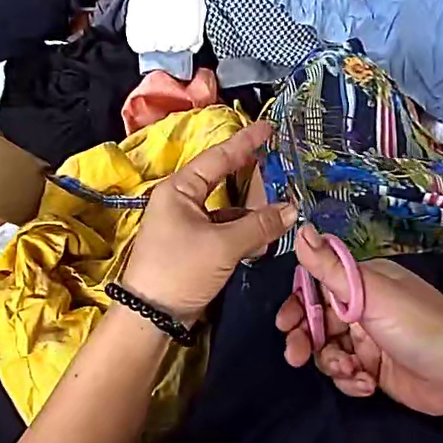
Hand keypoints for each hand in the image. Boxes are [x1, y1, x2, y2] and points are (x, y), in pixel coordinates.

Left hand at [120, 121, 297, 320]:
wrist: (151, 315)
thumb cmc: (180, 270)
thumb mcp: (224, 245)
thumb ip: (260, 226)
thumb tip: (292, 210)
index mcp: (180, 190)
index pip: (218, 158)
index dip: (245, 142)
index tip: (268, 127)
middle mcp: (181, 202)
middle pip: (223, 181)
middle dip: (251, 176)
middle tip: (279, 163)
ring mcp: (187, 225)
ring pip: (227, 209)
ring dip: (252, 212)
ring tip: (281, 209)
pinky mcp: (194, 247)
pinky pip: (225, 230)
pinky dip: (244, 232)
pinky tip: (264, 239)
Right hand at [276, 225, 442, 417]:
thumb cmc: (419, 328)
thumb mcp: (372, 295)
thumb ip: (331, 268)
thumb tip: (301, 227)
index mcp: (367, 282)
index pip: (319, 285)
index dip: (299, 304)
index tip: (285, 323)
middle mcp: (367, 307)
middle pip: (319, 320)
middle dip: (306, 339)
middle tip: (295, 356)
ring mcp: (371, 340)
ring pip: (329, 349)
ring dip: (332, 363)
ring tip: (352, 372)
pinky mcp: (375, 369)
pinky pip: (346, 372)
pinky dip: (350, 380)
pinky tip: (367, 385)